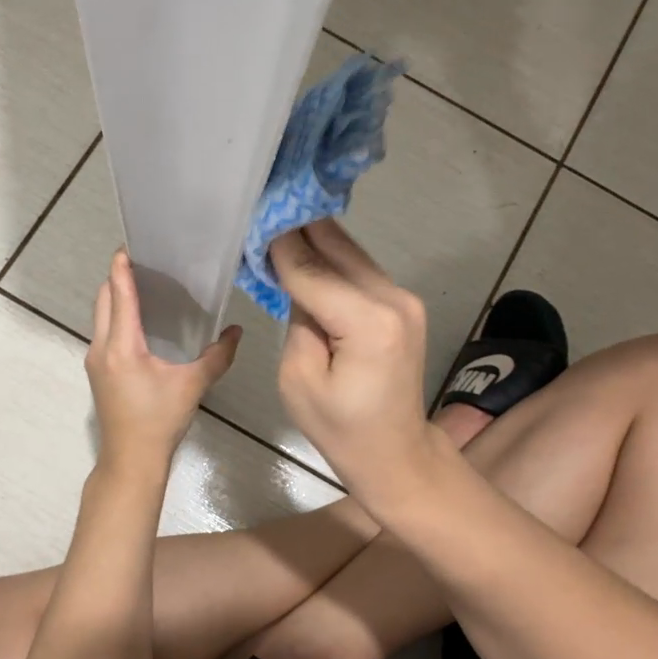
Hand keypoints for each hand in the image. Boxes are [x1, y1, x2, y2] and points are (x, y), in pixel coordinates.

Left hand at [85, 249, 239, 470]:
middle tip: (143, 264)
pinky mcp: (98, 372)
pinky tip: (138, 321)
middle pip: (103, 300)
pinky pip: (103, 332)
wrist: (131, 460)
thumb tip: (237, 331)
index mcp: (123, 345)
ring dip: (115, 298)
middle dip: (117, 278)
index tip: (129, 245)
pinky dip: (116, 317)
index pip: (119, 294)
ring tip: (142, 287)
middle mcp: (102, 347)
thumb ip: (217, 356)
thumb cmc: (160, 421)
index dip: (122, 267)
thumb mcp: (193, 386)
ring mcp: (96, 360)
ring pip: (100, 316)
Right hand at [271, 220, 436, 494]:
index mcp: (368, 323)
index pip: (312, 271)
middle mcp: (394, 300)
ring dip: (317, 239)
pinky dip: (334, 260)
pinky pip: (362, 272)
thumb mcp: (299, 379)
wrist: (395, 453)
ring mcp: (405, 300)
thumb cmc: (341, 429)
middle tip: (262, 206)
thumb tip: (296, 278)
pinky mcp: (405, 305)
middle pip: (339, 248)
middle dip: (299, 228)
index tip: (252, 216)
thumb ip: (297, 319)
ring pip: (352, 254)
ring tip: (278, 223)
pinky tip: (306, 251)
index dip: (279, 246)